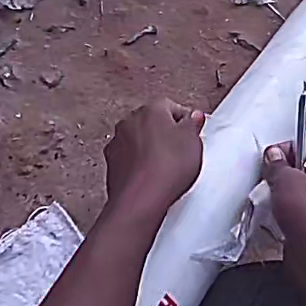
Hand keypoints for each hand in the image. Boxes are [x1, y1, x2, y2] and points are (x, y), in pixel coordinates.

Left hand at [104, 99, 205, 217]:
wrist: (141, 199)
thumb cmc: (166, 168)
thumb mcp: (193, 141)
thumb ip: (193, 123)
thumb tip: (194, 117)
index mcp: (151, 109)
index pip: (171, 106)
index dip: (184, 120)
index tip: (192, 131)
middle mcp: (130, 121)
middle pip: (152, 122)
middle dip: (166, 133)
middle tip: (182, 149)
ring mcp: (118, 142)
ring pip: (139, 140)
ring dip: (150, 149)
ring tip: (167, 167)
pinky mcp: (112, 164)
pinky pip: (130, 159)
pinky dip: (139, 164)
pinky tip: (152, 176)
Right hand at [262, 137, 305, 271]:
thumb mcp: (286, 181)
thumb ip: (277, 163)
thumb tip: (273, 154)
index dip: (286, 147)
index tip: (270, 157)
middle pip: (302, 165)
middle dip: (282, 170)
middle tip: (269, 177)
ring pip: (298, 186)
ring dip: (281, 190)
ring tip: (272, 197)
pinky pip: (297, 205)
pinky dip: (285, 206)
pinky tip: (276, 213)